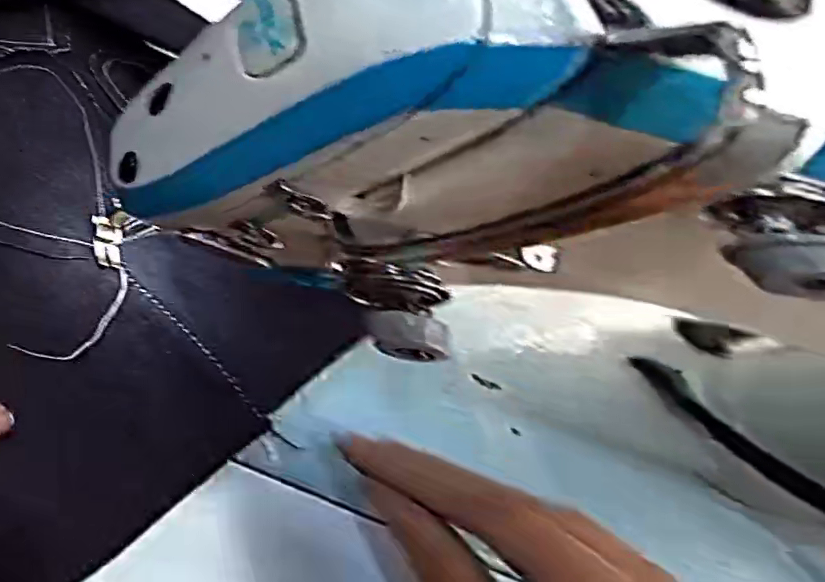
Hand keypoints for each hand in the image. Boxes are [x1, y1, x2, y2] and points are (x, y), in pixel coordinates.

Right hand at [343, 436, 670, 580]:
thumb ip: (446, 567)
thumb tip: (384, 491)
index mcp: (597, 578)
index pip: (498, 510)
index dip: (417, 473)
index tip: (355, 446)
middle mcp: (644, 571)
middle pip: (530, 504)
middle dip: (440, 474)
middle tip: (372, 449)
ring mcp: (659, 577)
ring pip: (561, 515)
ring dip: (478, 490)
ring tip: (415, 473)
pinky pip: (587, 535)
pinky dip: (524, 514)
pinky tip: (485, 509)